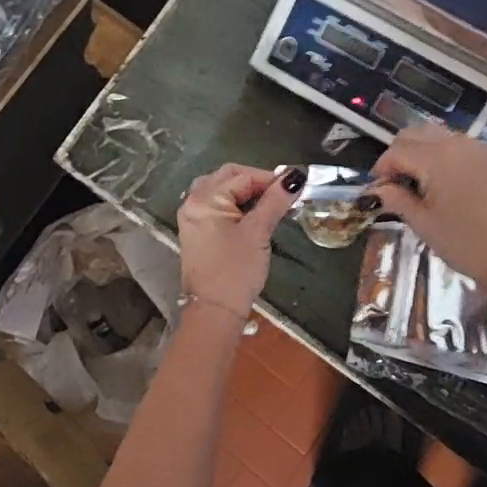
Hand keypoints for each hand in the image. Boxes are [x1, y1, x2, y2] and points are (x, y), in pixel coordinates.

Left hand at [177, 164, 303, 319]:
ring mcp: (191, 218)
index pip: (241, 176)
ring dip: (245, 191)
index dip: (269, 178)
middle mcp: (192, 202)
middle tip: (281, 193)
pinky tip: (252, 214)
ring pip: (220, 191)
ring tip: (270, 202)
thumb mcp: (258, 232)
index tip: (295, 186)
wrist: (214, 311)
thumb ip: (275, 201)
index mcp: (204, 199)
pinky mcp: (196, 232)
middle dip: (255, 181)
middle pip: (227, 177)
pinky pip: (216, 206)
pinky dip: (235, 204)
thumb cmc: (236, 270)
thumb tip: (295, 176)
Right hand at [370, 125, 486, 294]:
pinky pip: (457, 144)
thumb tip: (377, 190)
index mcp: (436, 158)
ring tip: (416, 182)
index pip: (396, 152)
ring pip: (436, 135)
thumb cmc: (465, 243)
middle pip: (414, 134)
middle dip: (398, 155)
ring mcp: (477, 148)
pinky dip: (441, 153)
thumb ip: (396, 200)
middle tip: (394, 184)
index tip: (377, 191)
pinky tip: (441, 181)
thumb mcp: (423, 224)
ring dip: (419, 151)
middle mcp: (456, 143)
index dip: (381, 169)